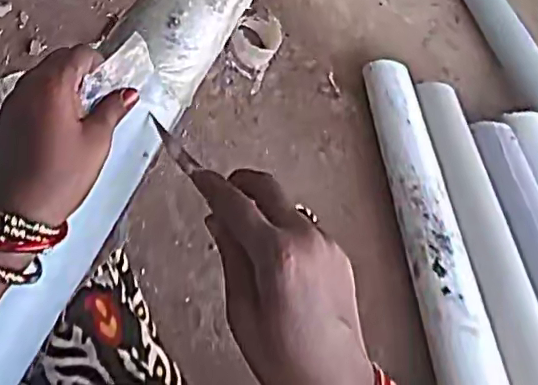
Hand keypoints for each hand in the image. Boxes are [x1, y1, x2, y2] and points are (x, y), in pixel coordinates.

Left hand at [0, 46, 136, 226]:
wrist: (20, 210)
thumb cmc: (57, 178)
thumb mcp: (96, 141)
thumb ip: (112, 109)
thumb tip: (125, 94)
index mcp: (53, 85)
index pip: (79, 53)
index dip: (97, 63)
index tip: (107, 80)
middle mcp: (30, 85)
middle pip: (58, 59)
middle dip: (79, 70)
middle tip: (96, 95)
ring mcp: (15, 99)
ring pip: (42, 73)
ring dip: (61, 81)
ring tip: (77, 111)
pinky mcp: (7, 114)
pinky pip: (29, 91)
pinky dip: (44, 95)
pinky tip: (57, 122)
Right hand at [197, 169, 373, 384]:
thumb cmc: (288, 361)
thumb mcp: (241, 311)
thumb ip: (229, 256)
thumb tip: (218, 221)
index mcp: (277, 255)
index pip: (236, 202)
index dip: (212, 185)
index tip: (199, 176)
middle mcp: (305, 241)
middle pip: (266, 186)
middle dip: (239, 182)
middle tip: (222, 191)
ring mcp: (326, 245)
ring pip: (284, 205)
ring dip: (263, 209)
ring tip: (248, 236)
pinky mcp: (338, 254)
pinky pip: (303, 226)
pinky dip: (284, 228)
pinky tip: (275, 254)